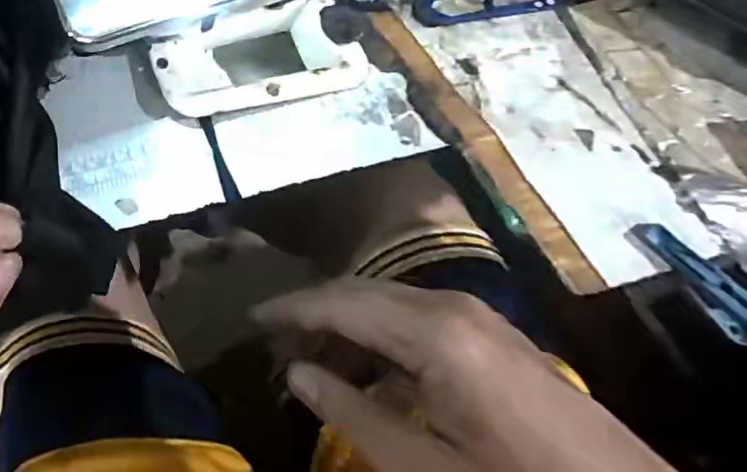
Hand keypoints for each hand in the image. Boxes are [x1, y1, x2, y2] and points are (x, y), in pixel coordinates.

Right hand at [255, 278, 674, 471]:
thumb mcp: (430, 470)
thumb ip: (354, 414)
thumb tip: (296, 373)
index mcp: (432, 330)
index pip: (339, 301)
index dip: (290, 308)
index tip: (250, 317)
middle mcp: (450, 306)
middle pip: (360, 292)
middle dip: (315, 313)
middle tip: (276, 341)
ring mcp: (478, 317)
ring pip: (388, 301)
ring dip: (348, 323)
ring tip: (315, 356)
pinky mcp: (496, 337)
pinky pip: (418, 317)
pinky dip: (382, 334)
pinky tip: (370, 365)